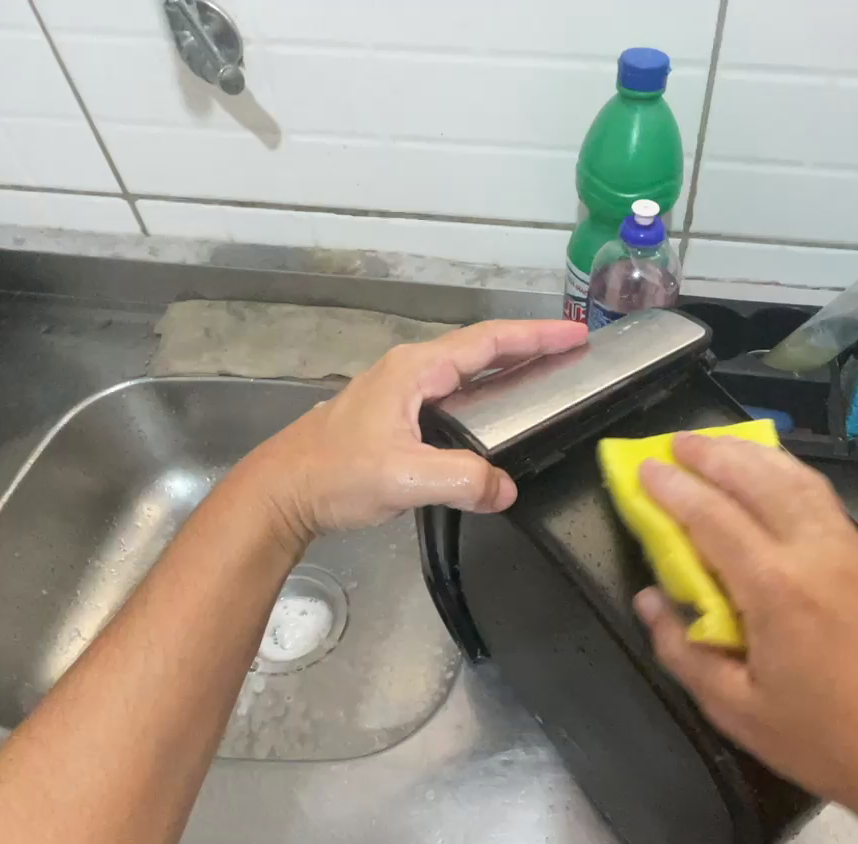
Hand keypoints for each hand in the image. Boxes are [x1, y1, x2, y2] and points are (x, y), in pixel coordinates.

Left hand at [237, 319, 586, 545]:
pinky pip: (452, 400)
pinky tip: (494, 423)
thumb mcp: (404, 477)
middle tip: (571, 356)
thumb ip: (462, 480)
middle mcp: (410, 372)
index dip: (535, 336)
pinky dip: (483, 400)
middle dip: (528, 349)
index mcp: (416, 370)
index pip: (488, 343)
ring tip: (544, 382)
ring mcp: (400, 395)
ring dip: (506, 373)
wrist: (281, 493)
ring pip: (465, 375)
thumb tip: (506, 489)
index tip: (576, 335)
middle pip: (481, 351)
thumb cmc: (336, 476)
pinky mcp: (395, 419)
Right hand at [631, 434, 857, 843]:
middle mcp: (815, 552)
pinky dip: (787, 474)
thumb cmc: (823, 741)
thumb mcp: (734, 709)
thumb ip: (682, 650)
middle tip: (674, 443)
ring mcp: (850, 551)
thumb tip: (649, 599)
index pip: (712, 516)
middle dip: (712, 453)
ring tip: (717, 446)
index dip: (672, 488)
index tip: (643, 468)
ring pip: (796, 479)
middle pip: (757, 479)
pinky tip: (772, 478)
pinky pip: (821, 497)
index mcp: (776, 588)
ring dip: (752, 454)